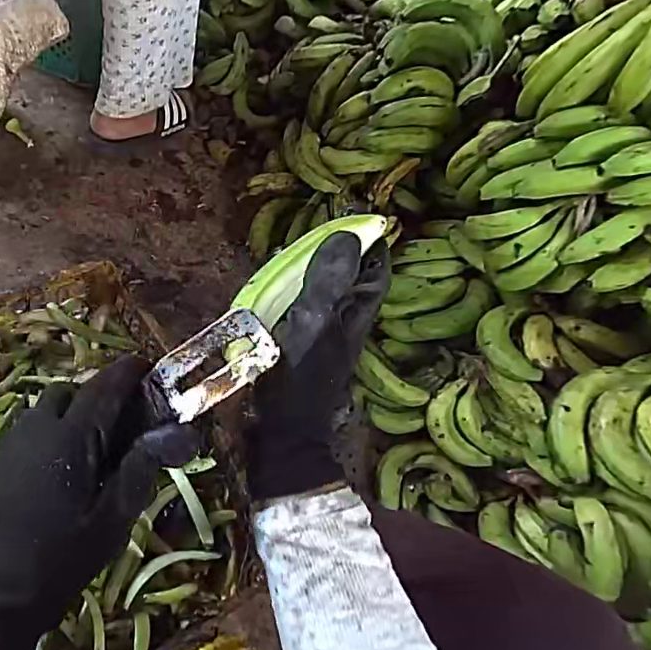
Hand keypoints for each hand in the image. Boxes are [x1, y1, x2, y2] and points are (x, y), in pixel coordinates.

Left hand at [0, 355, 198, 649]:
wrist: (2, 588)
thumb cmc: (65, 555)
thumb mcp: (114, 516)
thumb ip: (141, 467)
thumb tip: (178, 432)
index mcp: (70, 438)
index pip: (102, 389)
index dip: (127, 373)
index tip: (147, 367)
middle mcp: (38, 429)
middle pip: (71, 391)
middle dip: (99, 394)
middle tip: (125, 418)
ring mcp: (14, 443)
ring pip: (47, 407)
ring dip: (74, 410)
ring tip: (96, 440)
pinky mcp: (1, 460)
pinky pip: (31, 426)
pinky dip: (54, 428)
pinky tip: (68, 461)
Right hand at [249, 232, 388, 500]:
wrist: (283, 431)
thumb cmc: (300, 376)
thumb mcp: (315, 320)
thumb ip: (329, 279)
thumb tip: (347, 236)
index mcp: (355, 314)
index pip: (375, 269)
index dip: (371, 244)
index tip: (358, 219)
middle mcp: (344, 323)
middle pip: (351, 280)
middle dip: (339, 255)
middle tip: (319, 234)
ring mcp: (323, 338)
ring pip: (326, 294)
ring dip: (313, 274)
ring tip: (293, 256)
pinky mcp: (301, 350)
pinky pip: (302, 312)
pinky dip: (293, 296)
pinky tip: (275, 294)